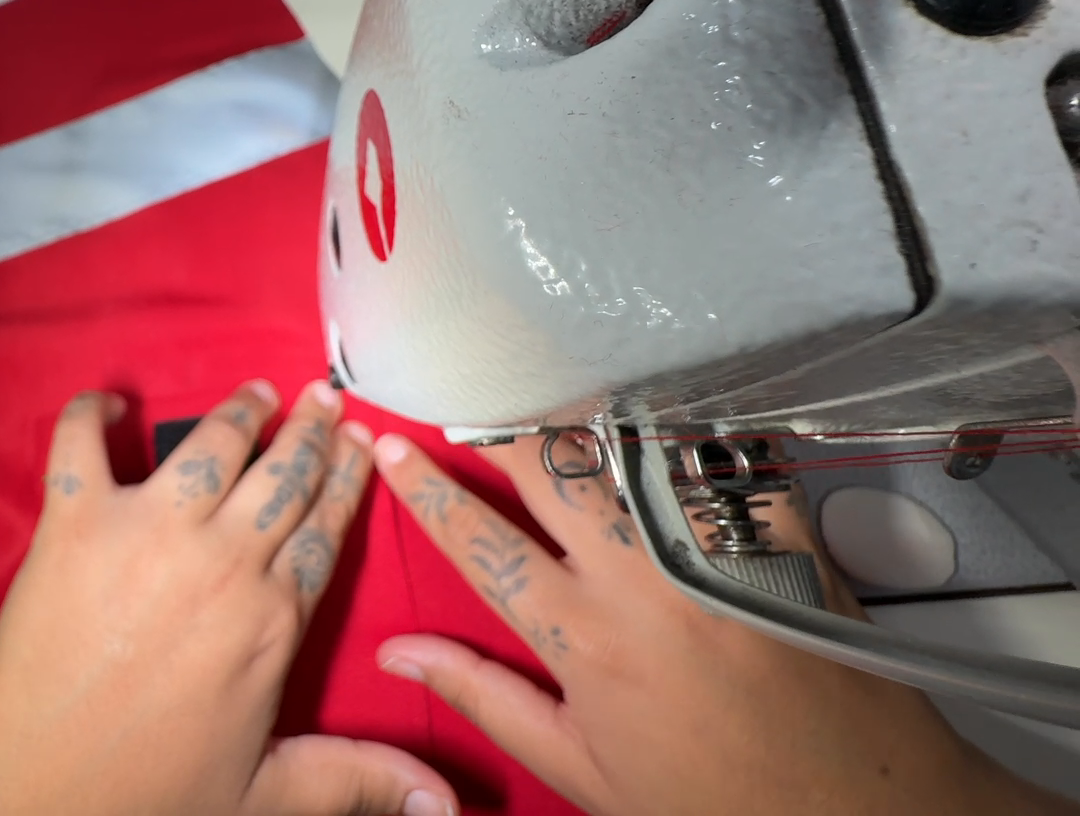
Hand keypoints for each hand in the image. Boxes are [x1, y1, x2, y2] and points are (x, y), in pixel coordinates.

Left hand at [0, 381, 455, 815]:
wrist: (37, 781)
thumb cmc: (148, 787)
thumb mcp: (262, 794)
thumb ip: (352, 778)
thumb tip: (444, 801)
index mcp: (270, 616)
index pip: (324, 529)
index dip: (345, 481)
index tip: (357, 443)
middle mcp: (220, 559)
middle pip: (282, 476)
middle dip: (309, 430)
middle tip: (323, 395)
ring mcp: (146, 530)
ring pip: (210, 446)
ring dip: (237, 412)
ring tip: (256, 391)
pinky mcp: (78, 519)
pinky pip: (83, 444)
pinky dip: (90, 413)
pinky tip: (109, 401)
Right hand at [370, 434, 1079, 815]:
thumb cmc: (711, 799)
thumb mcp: (582, 768)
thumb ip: (484, 694)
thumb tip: (397, 650)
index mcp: (586, 639)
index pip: (479, 542)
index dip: (423, 489)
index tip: (388, 445)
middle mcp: (642, 581)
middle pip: (547, 469)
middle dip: (494, 426)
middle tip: (462, 398)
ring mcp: (713, 552)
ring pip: (621, 450)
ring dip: (566, 417)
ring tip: (530, 393)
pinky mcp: (779, 538)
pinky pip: (712, 456)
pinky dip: (665, 425)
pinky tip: (635, 410)